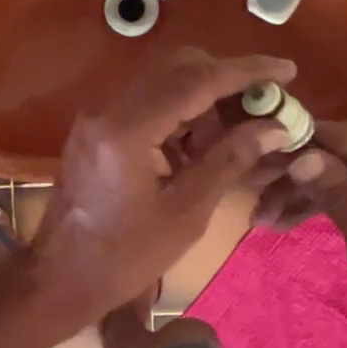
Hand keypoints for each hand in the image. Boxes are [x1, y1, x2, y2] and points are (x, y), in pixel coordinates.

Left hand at [25, 47, 296, 321]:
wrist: (60, 278)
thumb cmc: (125, 257)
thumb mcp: (186, 212)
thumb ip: (229, 160)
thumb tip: (276, 127)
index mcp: (128, 129)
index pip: (196, 80)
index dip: (246, 72)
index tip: (286, 70)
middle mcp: (107, 110)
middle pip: (176, 69)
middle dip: (224, 81)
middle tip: (262, 108)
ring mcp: (96, 118)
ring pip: (161, 84)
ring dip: (201, 100)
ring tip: (233, 137)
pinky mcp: (94, 132)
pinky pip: (144, 105)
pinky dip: (177, 115)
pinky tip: (199, 149)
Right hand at [251, 120, 346, 347]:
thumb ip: (340, 196)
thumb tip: (301, 156)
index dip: (308, 141)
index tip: (261, 149)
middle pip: (346, 150)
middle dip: (297, 167)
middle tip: (252, 183)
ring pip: (340, 168)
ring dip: (300, 188)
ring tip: (260, 214)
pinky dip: (315, 200)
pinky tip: (280, 218)